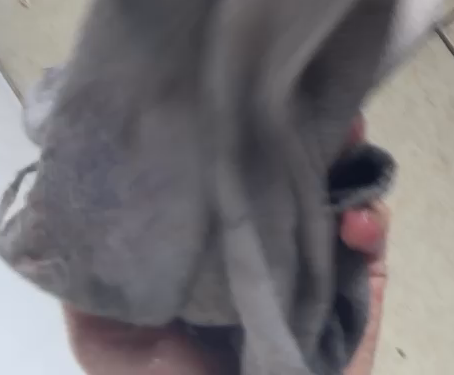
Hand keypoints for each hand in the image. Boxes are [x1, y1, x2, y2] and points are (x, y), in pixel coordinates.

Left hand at [65, 125, 390, 374]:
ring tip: (350, 140)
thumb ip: (97, 296)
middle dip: (313, 136)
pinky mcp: (362, 281)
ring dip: (353, 160)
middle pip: (301, 174)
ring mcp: (323, 257)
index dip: (253, 140)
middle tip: (316, 108)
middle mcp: (275, 242)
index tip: (253, 105)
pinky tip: (356, 223)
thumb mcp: (115, 347)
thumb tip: (79, 220)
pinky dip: (371, 220)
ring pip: (345, 190)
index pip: (245, 180)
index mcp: (225, 249)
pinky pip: (373, 237)